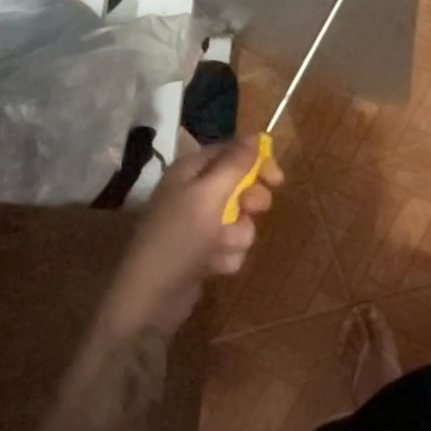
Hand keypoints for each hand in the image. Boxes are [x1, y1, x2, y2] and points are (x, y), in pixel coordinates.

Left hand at [101, 136, 282, 333]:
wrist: (152, 296)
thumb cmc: (178, 238)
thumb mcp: (207, 196)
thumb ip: (234, 166)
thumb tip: (254, 134)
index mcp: (190, 170)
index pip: (230, 152)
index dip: (256, 161)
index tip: (278, 179)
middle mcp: (194, 192)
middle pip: (239, 186)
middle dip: (248, 203)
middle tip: (249, 210)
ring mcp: (199, 224)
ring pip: (240, 221)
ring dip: (235, 236)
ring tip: (217, 247)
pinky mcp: (204, 252)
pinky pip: (231, 246)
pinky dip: (226, 256)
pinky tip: (212, 266)